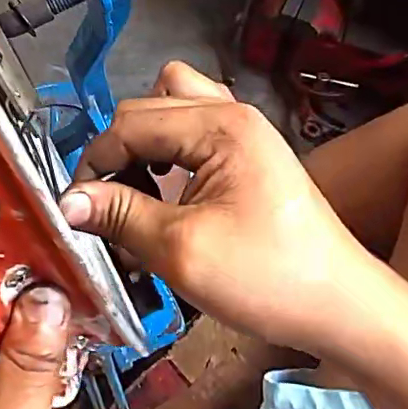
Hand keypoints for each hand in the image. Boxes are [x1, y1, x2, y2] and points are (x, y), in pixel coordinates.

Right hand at [58, 62, 383, 355]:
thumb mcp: (181, 250)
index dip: (95, 164)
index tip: (76, 208)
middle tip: (108, 205)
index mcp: (220, 125)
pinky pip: (194, 126)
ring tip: (141, 186)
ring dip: (145, 140)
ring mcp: (244, 128)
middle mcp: (232, 112)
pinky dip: (171, 147)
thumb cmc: (268, 278)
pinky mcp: (249, 150)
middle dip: (117, 153)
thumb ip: (121, 216)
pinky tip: (171, 185)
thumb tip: (68, 202)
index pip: (130, 123)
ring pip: (170, 105)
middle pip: (146, 106)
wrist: (339, 303)